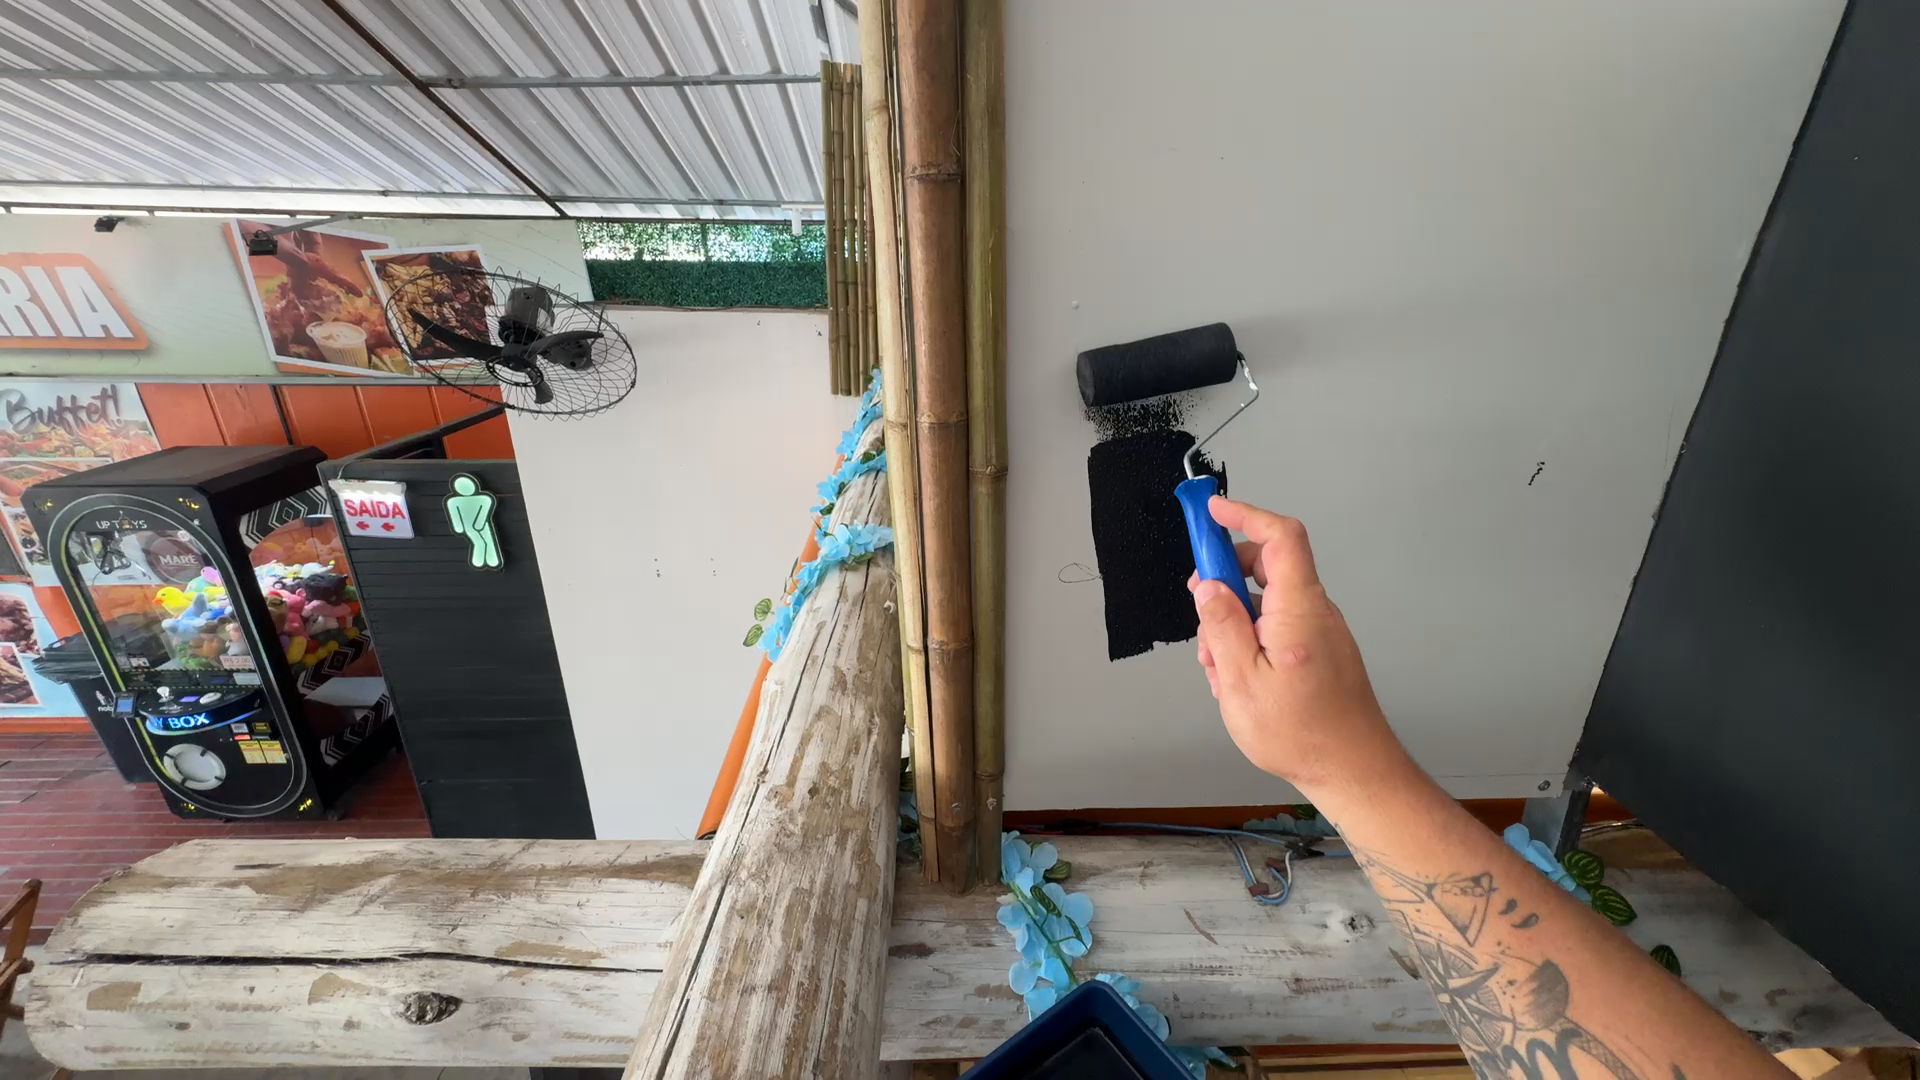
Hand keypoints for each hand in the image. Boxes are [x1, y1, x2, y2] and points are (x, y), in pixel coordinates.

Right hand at [1189, 497, 1412, 798]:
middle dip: (1224, 579)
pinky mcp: (1317, 648)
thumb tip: (1208, 586)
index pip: (1280, 538)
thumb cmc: (1300, 733)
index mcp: (1299, 611)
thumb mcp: (1242, 681)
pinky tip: (1237, 676)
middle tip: (1199, 609)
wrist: (1353, 772)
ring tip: (1219, 667)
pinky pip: (1274, 625)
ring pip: (1264, 602)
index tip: (1212, 511)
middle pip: (1265, 566)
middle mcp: (1314, 612)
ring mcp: (1318, 630)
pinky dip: (1249, 638)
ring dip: (1232, 622)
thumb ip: (1223, 626)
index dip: (1245, 515)